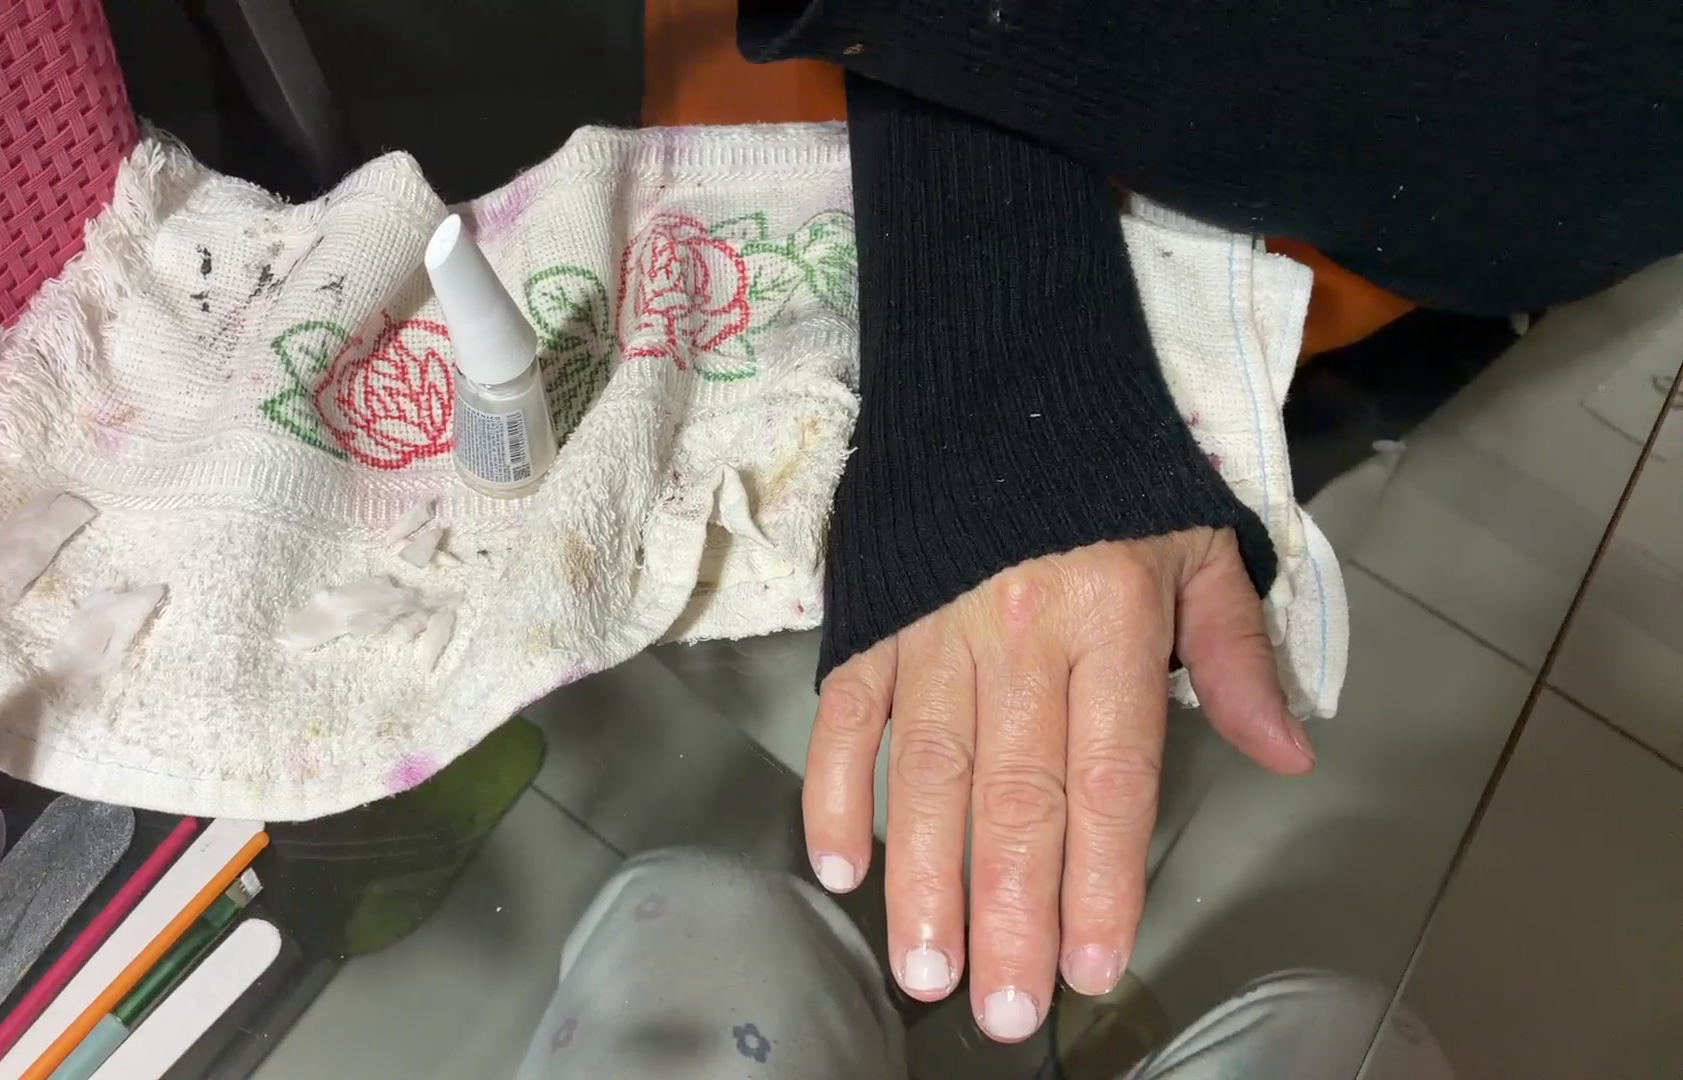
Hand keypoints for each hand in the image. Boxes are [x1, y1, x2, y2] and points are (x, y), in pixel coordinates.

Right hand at [805, 527, 1314, 1041]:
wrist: (992, 397)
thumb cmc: (1102, 479)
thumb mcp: (1195, 546)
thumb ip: (1236, 650)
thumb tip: (1283, 757)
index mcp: (1109, 622)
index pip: (1107, 776)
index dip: (1098, 879)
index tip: (1085, 966)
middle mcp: (1017, 638)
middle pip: (1013, 792)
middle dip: (1006, 907)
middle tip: (994, 1010)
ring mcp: (931, 630)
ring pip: (928, 766)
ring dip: (923, 872)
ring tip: (923, 966)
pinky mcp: (870, 621)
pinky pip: (849, 712)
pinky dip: (838, 786)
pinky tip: (839, 862)